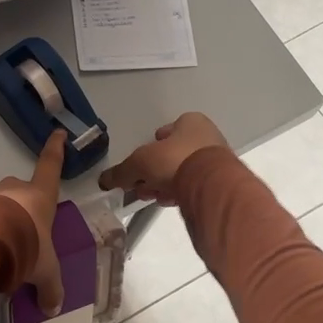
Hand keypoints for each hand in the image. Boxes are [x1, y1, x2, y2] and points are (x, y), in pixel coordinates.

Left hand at [0, 130, 67, 313]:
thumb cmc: (25, 247)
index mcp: (39, 197)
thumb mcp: (44, 271)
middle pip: (19, 191)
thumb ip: (50, 288)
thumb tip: (54, 308)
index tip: (57, 133)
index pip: (51, 168)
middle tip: (18, 236)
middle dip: (19, 209)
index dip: (55, 151)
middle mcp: (12, 188)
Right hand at [97, 112, 228, 206]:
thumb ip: (122, 171)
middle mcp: (206, 137)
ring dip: (164, 183)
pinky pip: (192, 185)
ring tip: (150, 195)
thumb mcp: (140, 162)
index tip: (140, 162)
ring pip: (182, 171)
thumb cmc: (174, 160)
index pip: (167, 131)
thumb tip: (104, 181)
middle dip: (154, 170)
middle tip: (140, 184)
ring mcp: (215, 160)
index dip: (151, 145)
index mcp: (191, 122)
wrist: (210, 184)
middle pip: (172, 154)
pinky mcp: (218, 183)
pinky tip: (166, 201)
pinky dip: (178, 192)